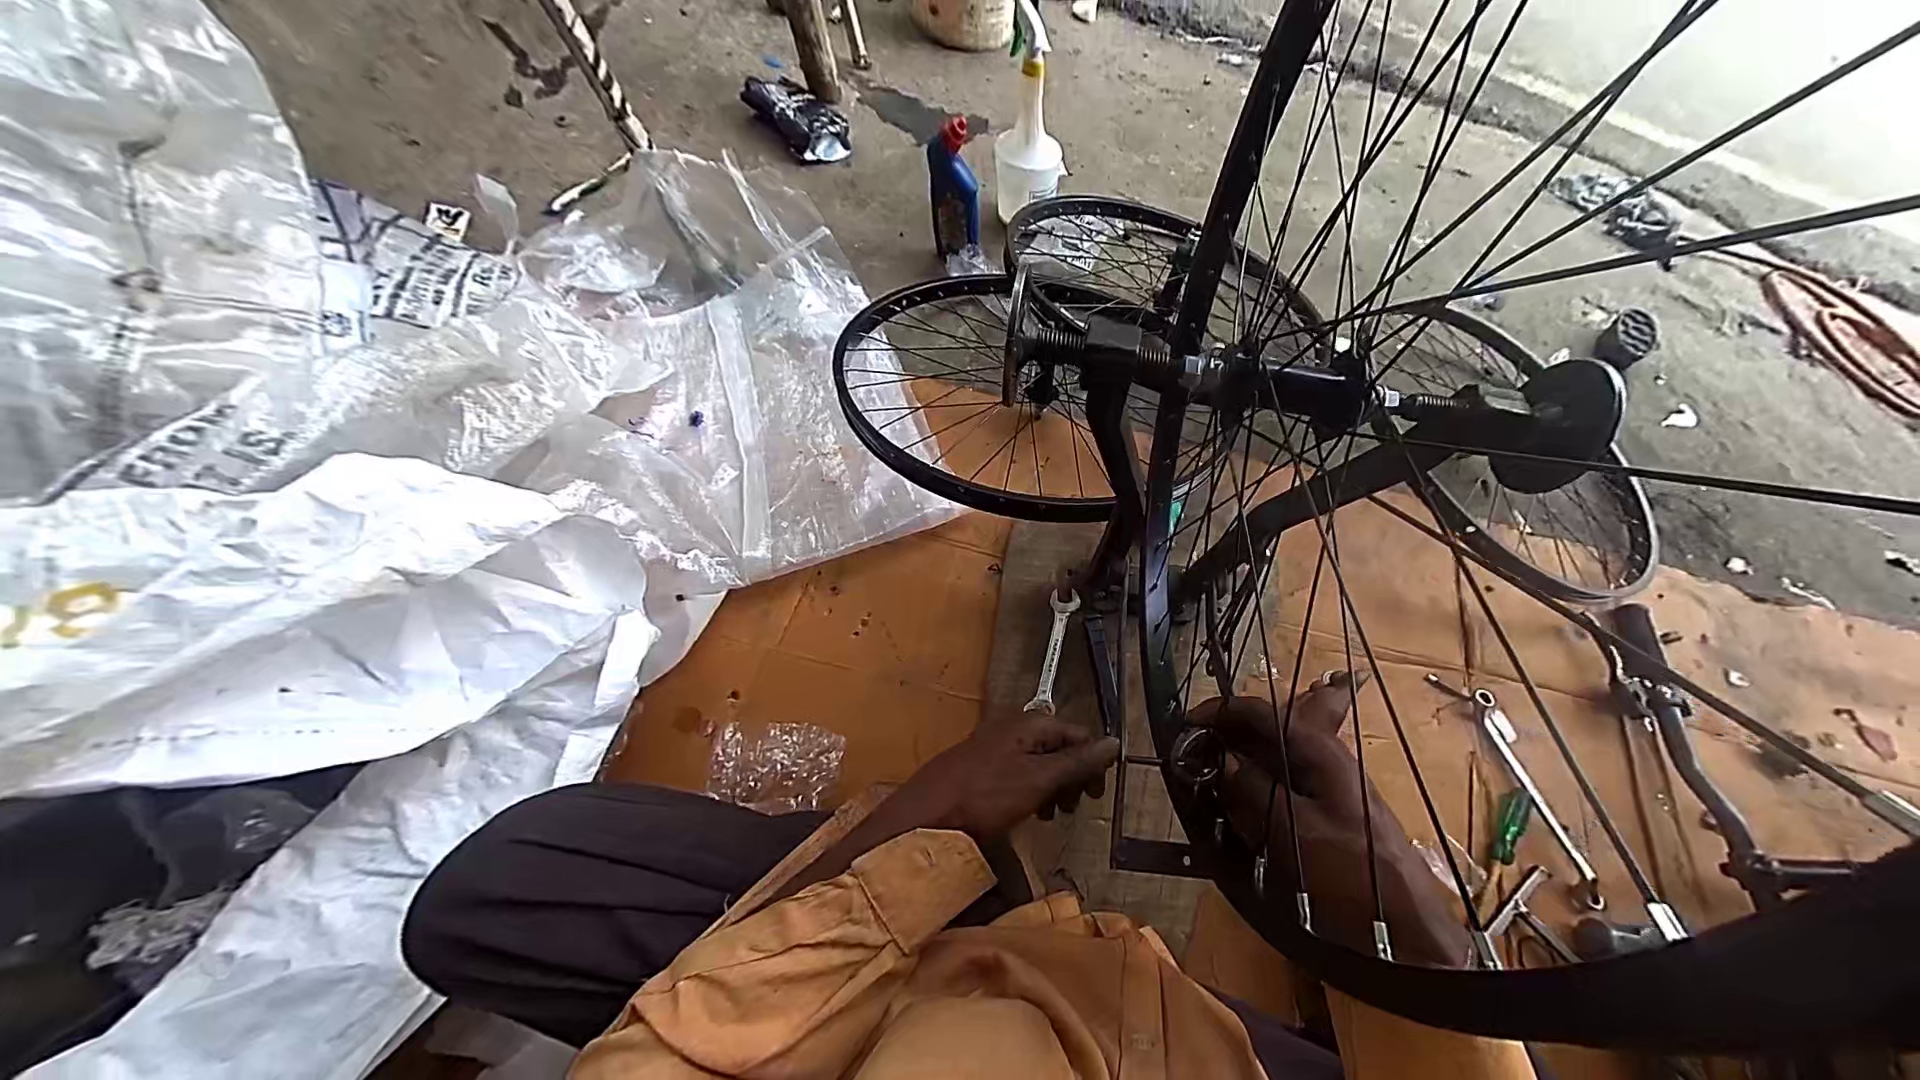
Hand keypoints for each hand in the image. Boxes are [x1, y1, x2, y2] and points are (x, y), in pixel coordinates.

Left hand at [884, 714, 1120, 840]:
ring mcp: (997, 746)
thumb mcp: (1039, 779)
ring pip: (1040, 763)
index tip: (1095, 796)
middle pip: (1059, 747)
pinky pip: (1020, 773)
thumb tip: (1113, 742)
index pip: (1078, 734)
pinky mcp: (984, 766)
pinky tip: (1028, 813)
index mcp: (1031, 724)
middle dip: (1072, 777)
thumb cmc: (985, 794)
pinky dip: (1031, 792)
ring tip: (1050, 815)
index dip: (1092, 763)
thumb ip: (1077, 762)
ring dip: (1053, 788)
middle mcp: (1015, 728)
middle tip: (1071, 808)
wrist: (928, 813)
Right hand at [1190, 672, 1470, 966]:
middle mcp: (1323, 756)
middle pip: (1269, 724)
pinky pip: (1280, 778)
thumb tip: (1218, 756)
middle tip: (1197, 742)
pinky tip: (1239, 799)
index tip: (1187, 725)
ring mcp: (1326, 781)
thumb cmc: (1352, 875)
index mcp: (1319, 751)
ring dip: (1240, 753)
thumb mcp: (1294, 832)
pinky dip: (1254, 780)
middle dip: (1231, 727)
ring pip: (1273, 750)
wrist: (1409, 930)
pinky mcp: (1324, 807)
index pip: (1262, 711)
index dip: (1221, 711)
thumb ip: (1253, 788)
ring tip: (1210, 768)